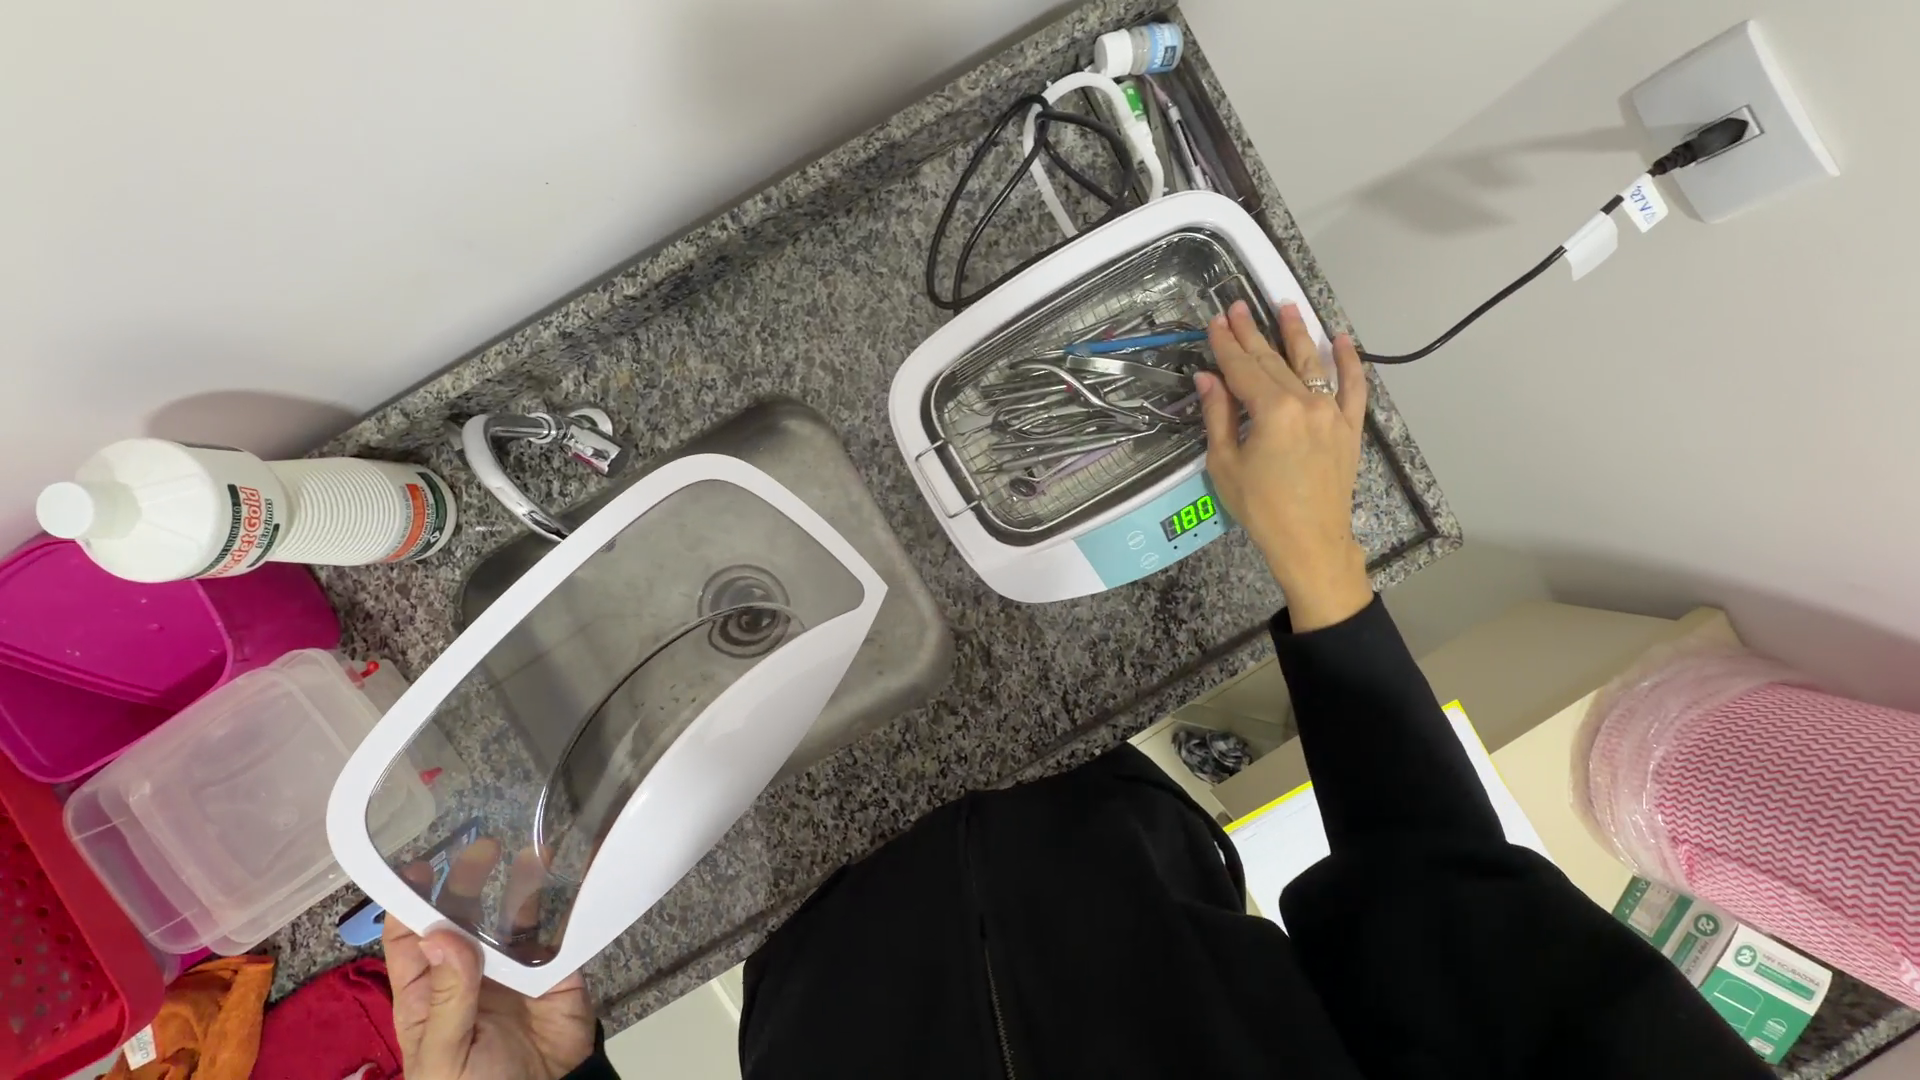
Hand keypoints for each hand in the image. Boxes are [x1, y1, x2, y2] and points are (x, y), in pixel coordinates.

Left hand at [383, 837, 595, 1079]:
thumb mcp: (445, 1056)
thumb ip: (446, 997)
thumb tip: (439, 934)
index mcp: (427, 994)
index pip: (411, 940)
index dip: (409, 902)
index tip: (417, 867)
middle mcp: (469, 971)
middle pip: (462, 916)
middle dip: (466, 880)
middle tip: (480, 849)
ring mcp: (514, 966)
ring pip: (512, 913)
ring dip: (518, 880)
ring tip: (528, 850)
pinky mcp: (557, 964)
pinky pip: (557, 926)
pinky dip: (562, 898)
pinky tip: (563, 874)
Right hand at [1197, 299, 1373, 630]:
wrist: (1309, 541)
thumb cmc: (1260, 508)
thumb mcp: (1226, 464)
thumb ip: (1219, 416)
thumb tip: (1208, 379)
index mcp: (1273, 411)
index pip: (1243, 368)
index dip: (1225, 344)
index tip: (1214, 321)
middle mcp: (1306, 402)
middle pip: (1274, 361)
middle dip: (1252, 333)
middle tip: (1238, 307)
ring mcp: (1332, 412)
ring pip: (1313, 363)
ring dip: (1297, 333)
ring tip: (1286, 306)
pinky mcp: (1348, 428)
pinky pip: (1353, 387)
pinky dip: (1350, 362)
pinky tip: (1342, 339)